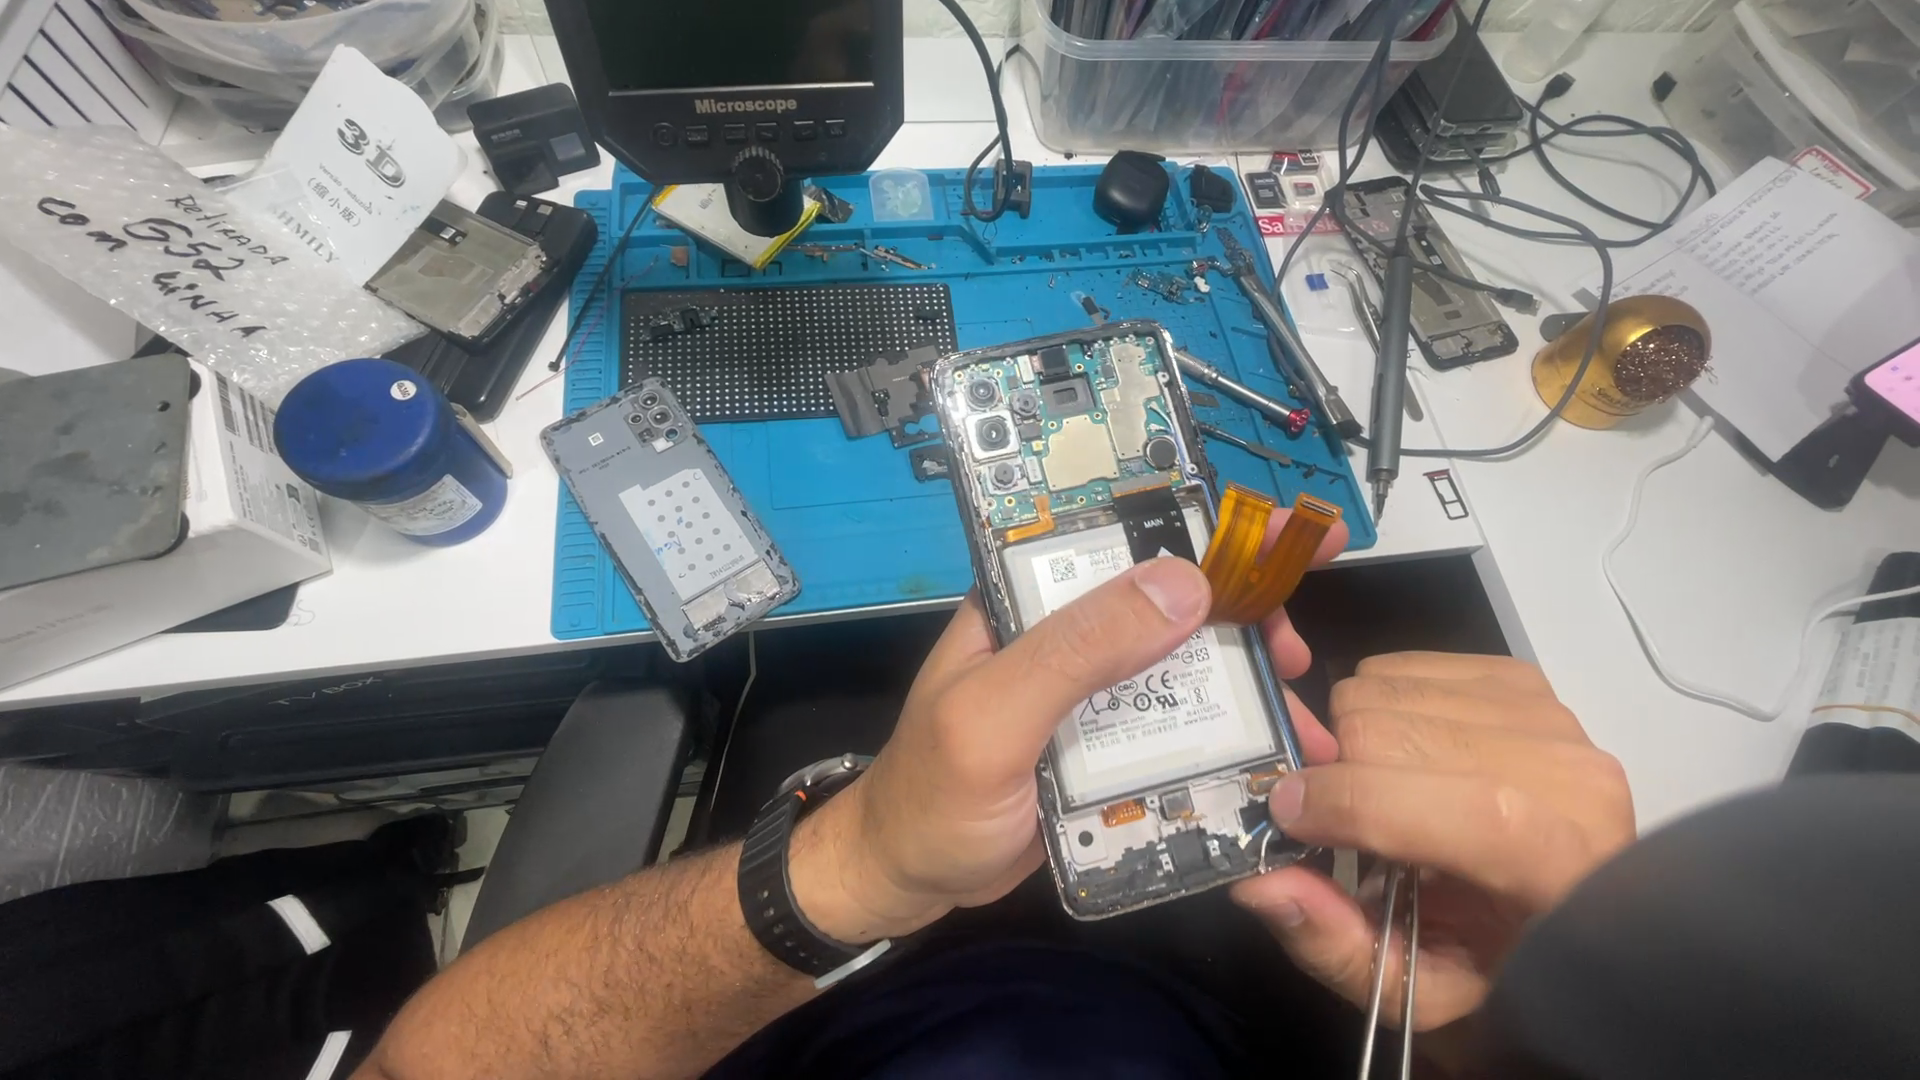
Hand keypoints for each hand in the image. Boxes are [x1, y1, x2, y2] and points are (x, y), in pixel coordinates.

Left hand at [792, 513, 1347, 943]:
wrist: (912, 879)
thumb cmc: (933, 796)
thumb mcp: (994, 717)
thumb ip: (1074, 651)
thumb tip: (1181, 584)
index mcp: (1024, 601)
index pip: (1111, 539)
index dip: (1194, 526)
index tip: (1280, 532)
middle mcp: (1060, 633)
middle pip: (1162, 599)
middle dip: (1238, 611)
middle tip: (1292, 645)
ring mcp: (1085, 689)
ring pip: (1177, 662)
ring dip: (1241, 677)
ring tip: (1299, 714)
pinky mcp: (1102, 742)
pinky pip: (1171, 722)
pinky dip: (1223, 732)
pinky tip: (1268, 755)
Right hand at [1229, 653, 1634, 1030]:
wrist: (1567, 896)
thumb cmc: (1495, 956)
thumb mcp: (1417, 988)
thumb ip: (1334, 944)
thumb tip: (1256, 881)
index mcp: (1567, 874)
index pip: (1473, 814)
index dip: (1361, 804)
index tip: (1287, 816)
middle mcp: (1571, 778)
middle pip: (1386, 731)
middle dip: (1336, 769)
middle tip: (1337, 807)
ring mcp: (1547, 716)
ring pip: (1377, 687)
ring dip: (1350, 734)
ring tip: (1380, 782)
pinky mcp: (1519, 678)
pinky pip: (1395, 664)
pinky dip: (1375, 700)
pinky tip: (1405, 749)